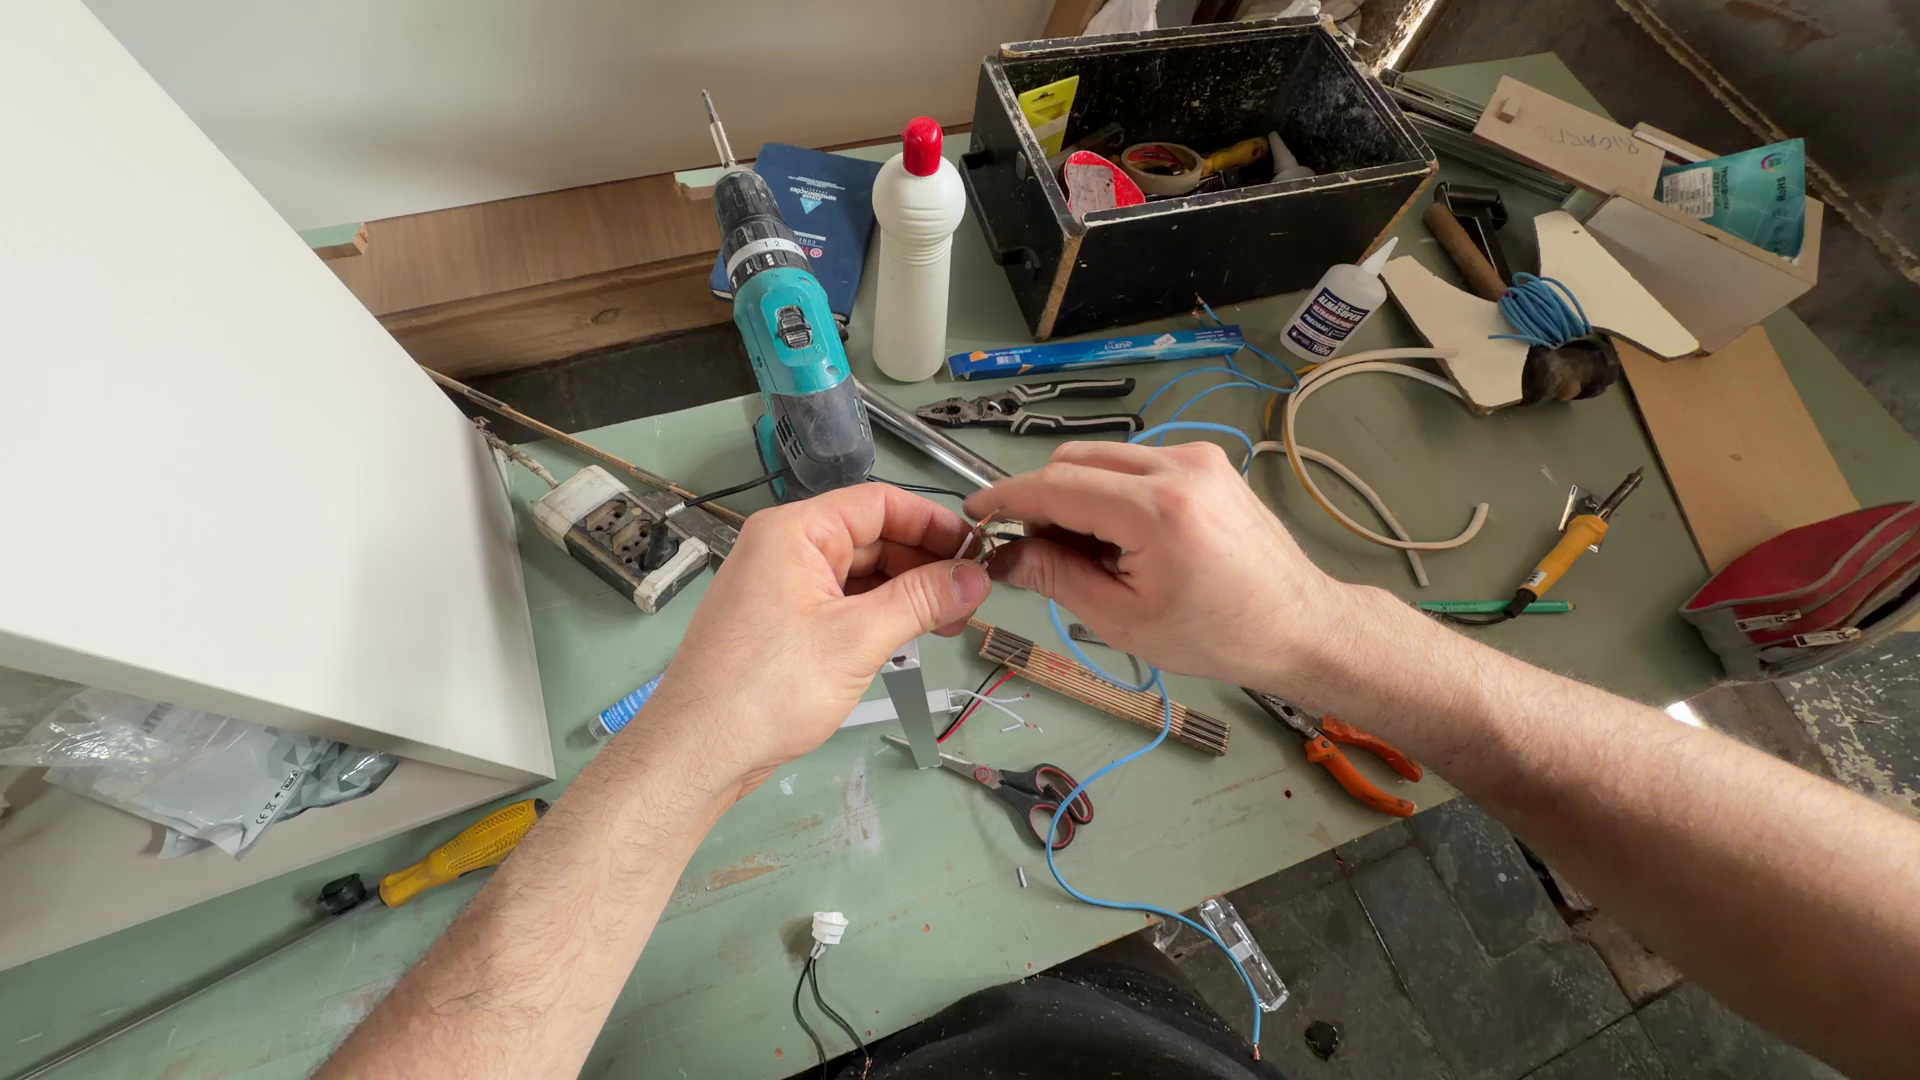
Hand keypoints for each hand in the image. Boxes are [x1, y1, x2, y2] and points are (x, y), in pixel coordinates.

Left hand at [638, 483, 991, 795]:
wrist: (697, 754)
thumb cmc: (770, 688)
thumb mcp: (857, 639)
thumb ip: (921, 600)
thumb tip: (977, 577)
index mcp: (795, 531)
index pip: (877, 504)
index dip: (932, 523)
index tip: (975, 550)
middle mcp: (788, 549)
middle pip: (872, 537)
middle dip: (925, 564)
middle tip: (971, 595)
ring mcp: (785, 587)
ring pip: (862, 573)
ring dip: (908, 593)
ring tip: (952, 620)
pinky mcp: (787, 623)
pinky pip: (846, 602)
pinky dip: (882, 614)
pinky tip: (914, 633)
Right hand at [963, 441, 1373, 695]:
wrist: (1299, 623)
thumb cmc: (1214, 636)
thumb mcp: (1124, 619)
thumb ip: (1057, 578)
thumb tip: (1004, 555)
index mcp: (1158, 511)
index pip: (1056, 486)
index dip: (1006, 498)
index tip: (974, 513)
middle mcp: (1178, 465)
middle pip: (1073, 460)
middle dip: (1041, 500)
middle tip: (1039, 550)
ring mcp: (1196, 455)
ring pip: (1100, 457)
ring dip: (1074, 495)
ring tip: (1087, 550)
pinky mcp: (1205, 459)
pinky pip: (1131, 462)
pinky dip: (1107, 491)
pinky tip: (1120, 535)